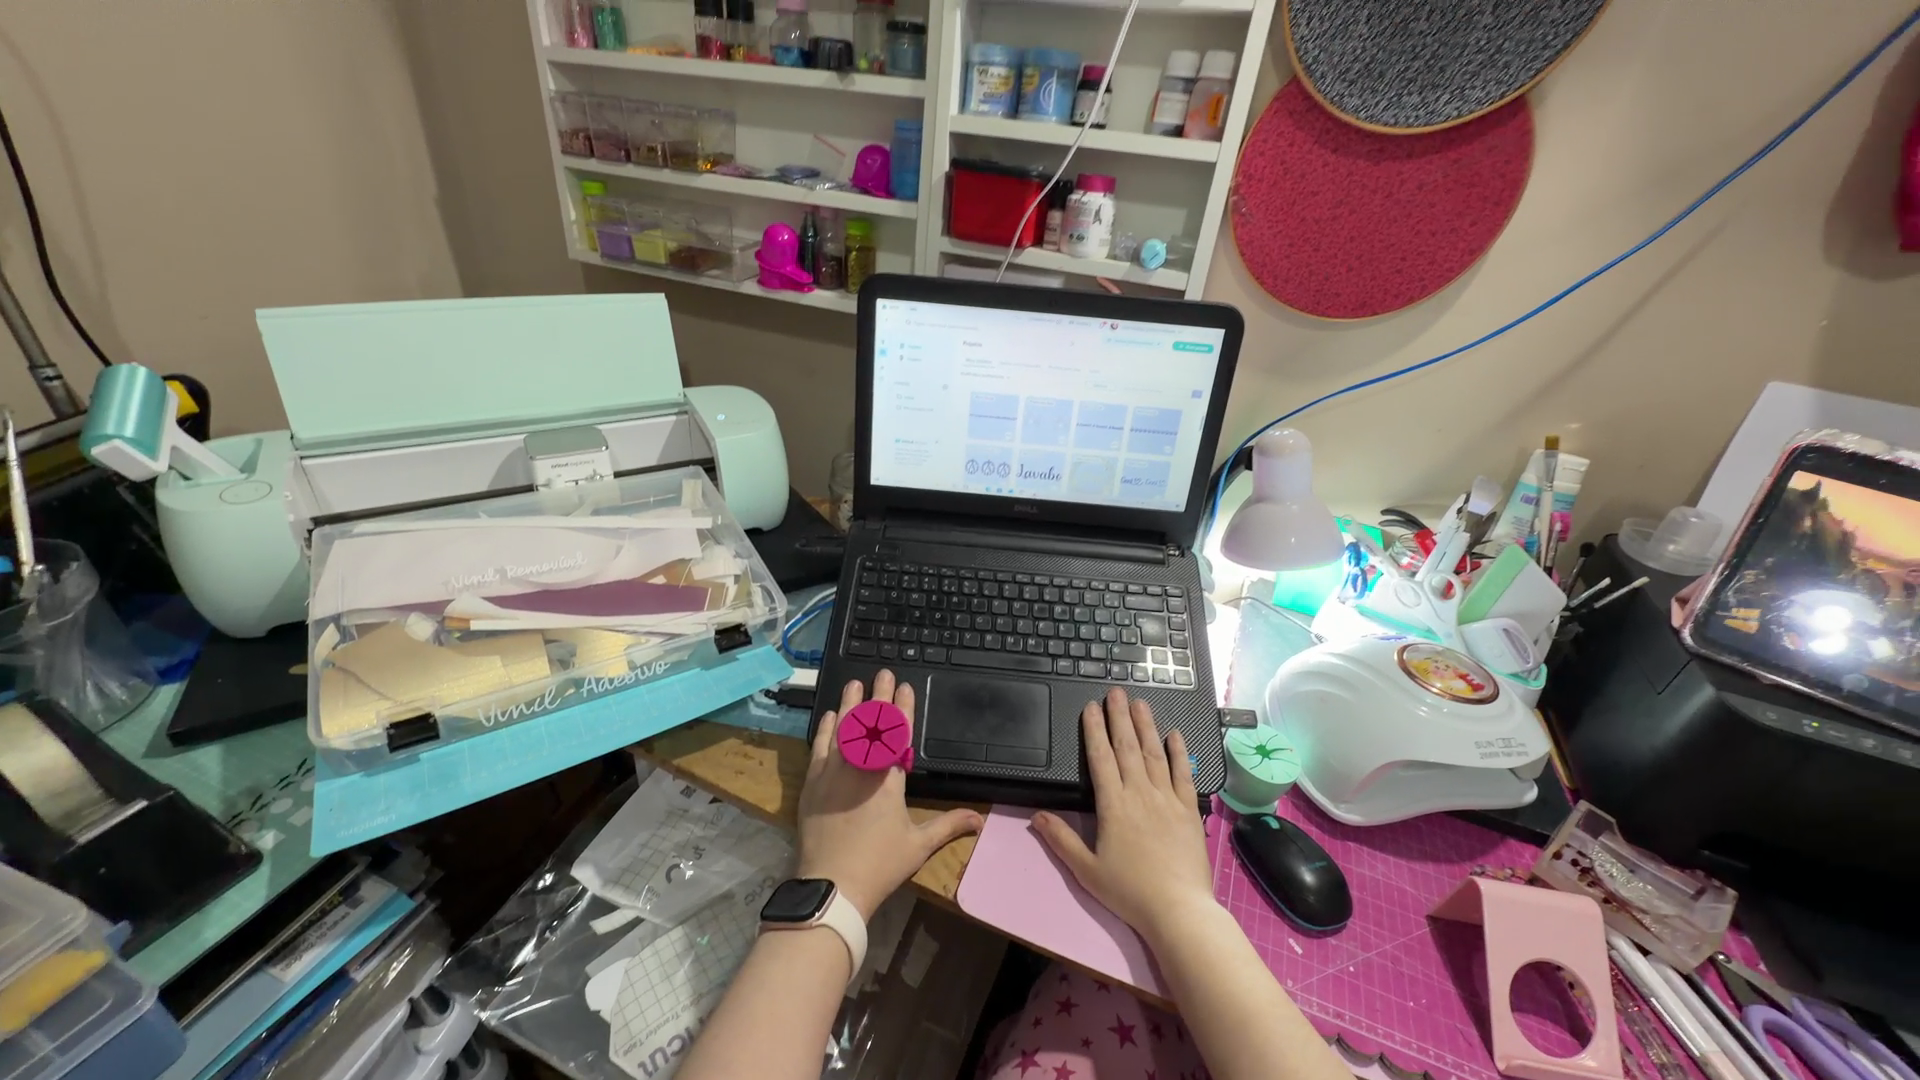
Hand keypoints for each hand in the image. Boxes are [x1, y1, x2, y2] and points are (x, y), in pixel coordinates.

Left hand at [797, 670, 983, 919]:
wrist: (831, 886)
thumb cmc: (879, 865)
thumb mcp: (918, 846)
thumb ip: (949, 826)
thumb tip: (980, 819)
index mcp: (887, 779)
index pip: (897, 733)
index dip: (903, 708)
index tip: (905, 687)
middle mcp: (859, 767)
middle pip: (870, 723)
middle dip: (878, 696)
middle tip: (883, 673)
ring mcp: (832, 773)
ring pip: (842, 729)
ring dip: (850, 704)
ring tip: (855, 684)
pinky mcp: (811, 784)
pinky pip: (819, 747)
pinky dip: (825, 729)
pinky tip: (829, 716)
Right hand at [1031, 687, 1216, 941]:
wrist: (1178, 909)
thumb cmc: (1129, 891)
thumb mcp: (1086, 869)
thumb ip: (1061, 840)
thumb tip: (1036, 816)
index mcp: (1112, 805)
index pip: (1100, 759)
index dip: (1094, 731)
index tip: (1091, 708)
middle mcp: (1140, 793)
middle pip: (1127, 747)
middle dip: (1119, 717)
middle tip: (1115, 692)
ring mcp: (1167, 799)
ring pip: (1155, 754)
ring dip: (1146, 726)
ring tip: (1140, 703)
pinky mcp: (1189, 810)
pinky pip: (1184, 774)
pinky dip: (1179, 752)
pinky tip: (1175, 734)